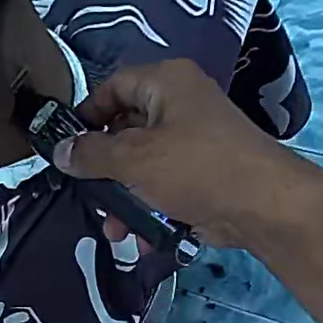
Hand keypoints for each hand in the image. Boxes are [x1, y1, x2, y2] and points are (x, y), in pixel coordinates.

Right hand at [54, 60, 322, 246]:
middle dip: (104, 172)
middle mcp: (180, 106)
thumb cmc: (196, 168)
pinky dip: (150, 210)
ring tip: (115, 231)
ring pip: (143, 167)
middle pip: (126, 131)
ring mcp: (194, 142)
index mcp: (166, 83)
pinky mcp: (203, 176)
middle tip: (89, 197)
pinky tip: (141, 239)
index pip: (113, 86)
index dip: (87, 114)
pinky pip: (164, 188)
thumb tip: (59, 151)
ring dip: (124, 201)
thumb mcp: (135, 158)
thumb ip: (92, 154)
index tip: (68, 147)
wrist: (263, 206)